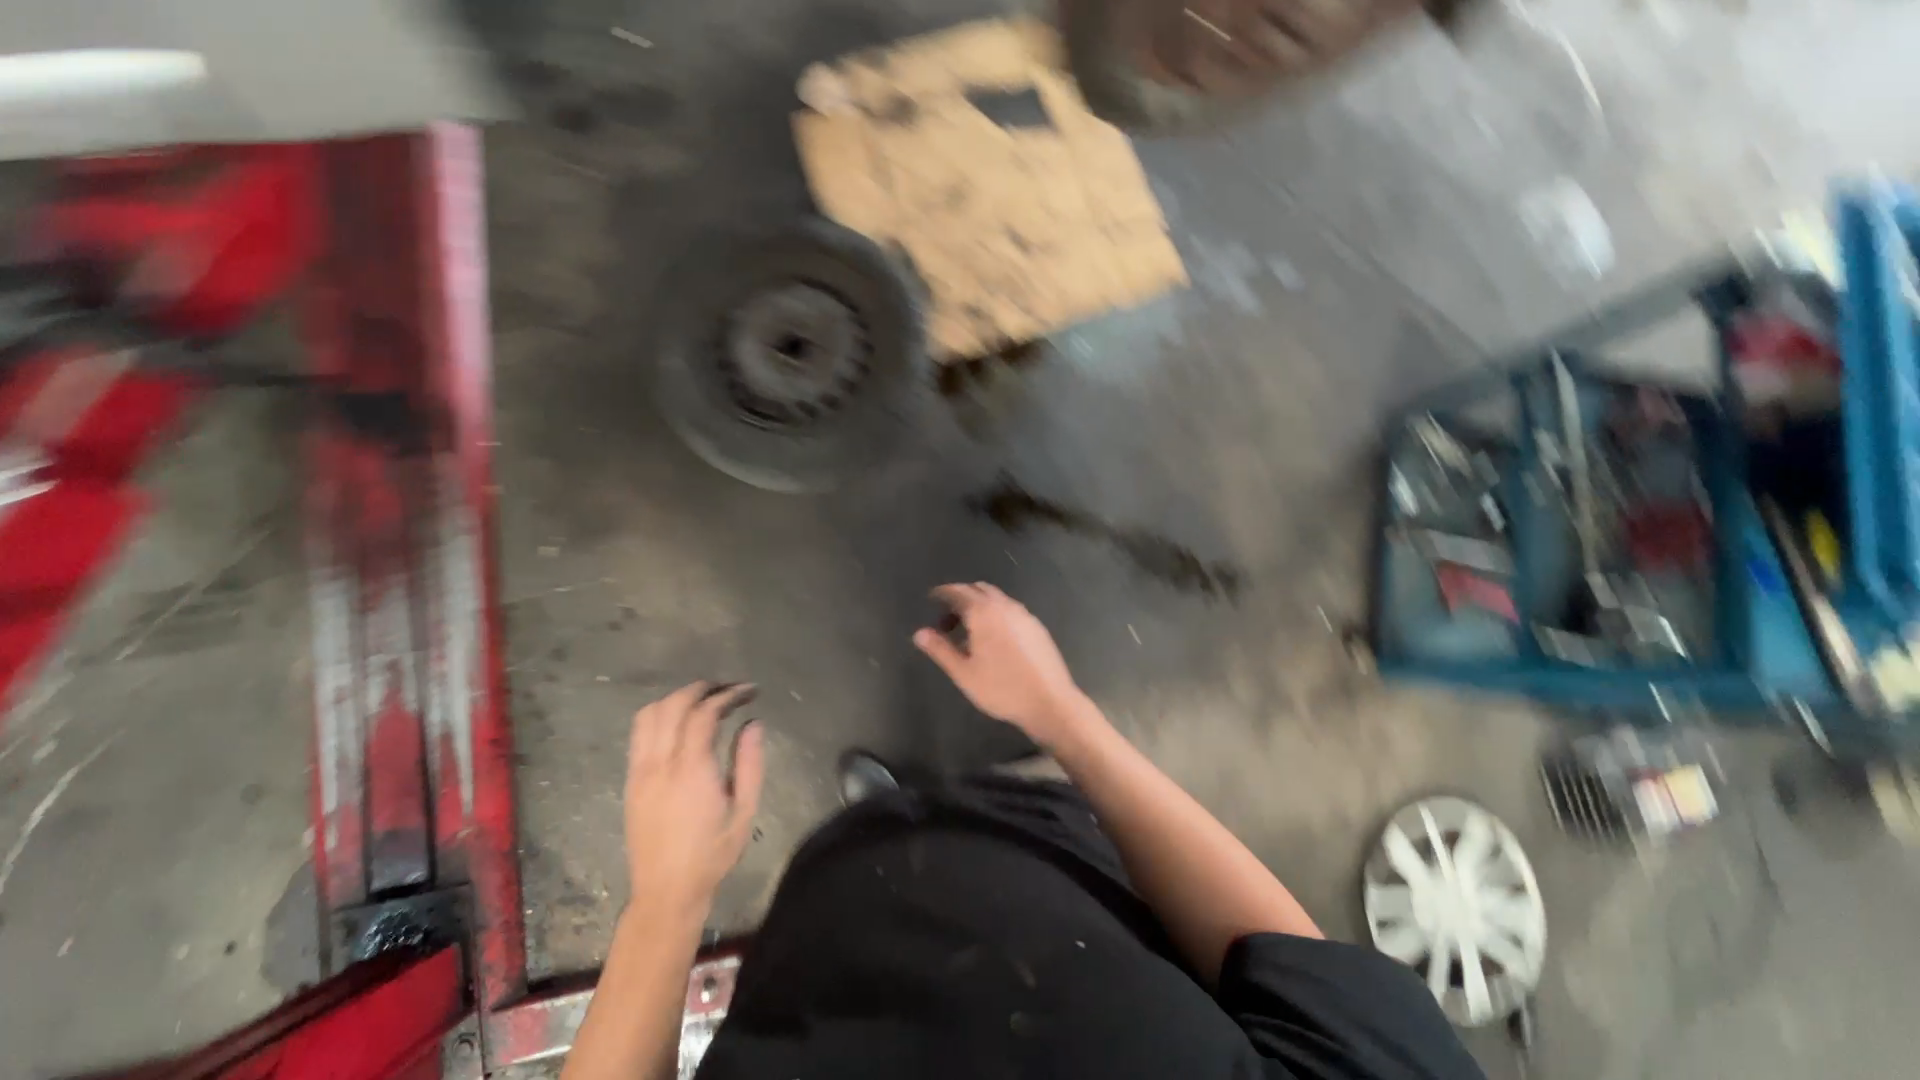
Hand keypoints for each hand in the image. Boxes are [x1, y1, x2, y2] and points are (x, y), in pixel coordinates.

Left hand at [622, 682, 765, 912]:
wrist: (667, 890)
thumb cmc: (713, 853)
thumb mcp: (744, 812)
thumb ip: (749, 764)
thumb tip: (753, 724)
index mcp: (691, 772)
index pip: (704, 714)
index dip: (726, 695)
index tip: (747, 691)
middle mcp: (660, 765)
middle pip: (673, 706)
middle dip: (700, 689)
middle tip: (726, 690)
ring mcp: (639, 771)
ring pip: (649, 715)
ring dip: (676, 699)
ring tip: (701, 701)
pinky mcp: (630, 780)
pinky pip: (639, 734)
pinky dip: (659, 716)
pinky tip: (678, 723)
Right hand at [914, 583, 1092, 746]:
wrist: (1049, 701)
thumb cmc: (1001, 688)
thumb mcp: (964, 673)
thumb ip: (940, 649)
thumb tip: (920, 633)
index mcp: (983, 612)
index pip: (958, 592)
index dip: (942, 593)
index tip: (931, 598)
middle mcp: (1004, 606)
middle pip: (978, 589)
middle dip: (960, 598)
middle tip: (947, 620)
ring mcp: (1024, 615)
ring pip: (996, 599)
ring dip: (979, 606)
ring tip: (969, 633)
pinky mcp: (1037, 626)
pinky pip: (1010, 610)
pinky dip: (996, 614)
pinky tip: (994, 640)